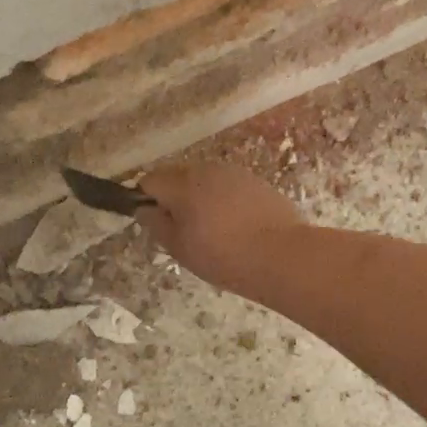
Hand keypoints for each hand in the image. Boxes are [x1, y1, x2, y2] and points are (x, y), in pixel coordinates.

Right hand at [136, 162, 305, 294]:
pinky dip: (221, 200)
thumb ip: (157, 225)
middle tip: (181, 229)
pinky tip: (232, 226)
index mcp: (183, 184)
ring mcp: (234, 173)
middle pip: (177, 175)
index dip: (145, 200)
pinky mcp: (256, 181)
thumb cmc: (223, 256)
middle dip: (172, 197)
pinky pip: (226, 185)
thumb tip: (144, 210)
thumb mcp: (180, 248)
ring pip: (203, 179)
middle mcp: (206, 169)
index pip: (150, 181)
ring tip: (209, 229)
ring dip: (198, 197)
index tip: (154, 222)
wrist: (281, 256)